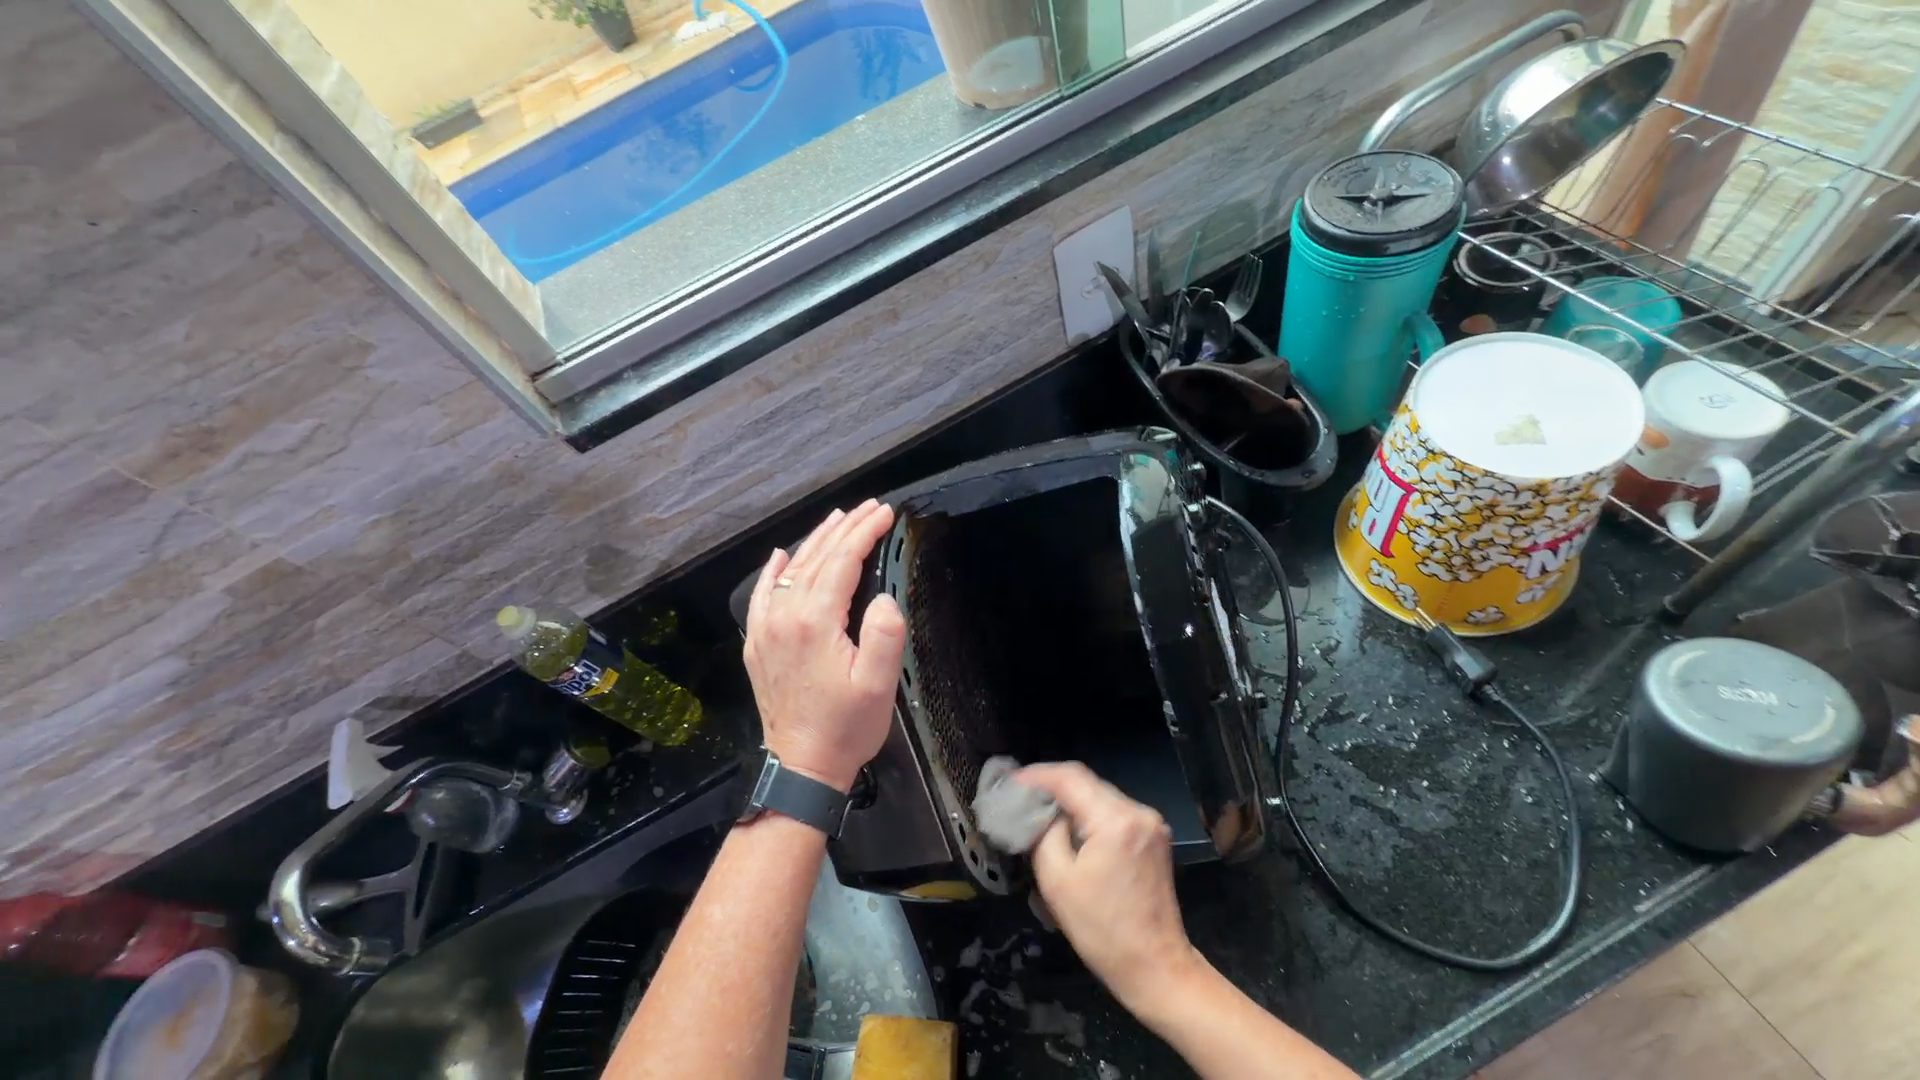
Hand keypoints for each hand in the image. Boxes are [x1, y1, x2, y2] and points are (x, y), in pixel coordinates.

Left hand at [744, 500, 905, 791]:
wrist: (801, 765)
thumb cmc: (847, 725)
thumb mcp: (878, 683)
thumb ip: (885, 633)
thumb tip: (883, 595)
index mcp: (815, 620)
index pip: (841, 561)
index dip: (864, 532)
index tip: (885, 512)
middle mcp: (784, 616)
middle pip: (816, 558)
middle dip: (844, 528)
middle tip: (869, 506)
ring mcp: (765, 629)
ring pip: (791, 570)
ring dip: (816, 541)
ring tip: (837, 518)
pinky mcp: (757, 644)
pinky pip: (762, 595)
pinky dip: (774, 571)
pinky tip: (783, 555)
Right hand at [1017, 762, 1206, 1010]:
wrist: (1155, 966)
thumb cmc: (1101, 929)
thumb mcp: (1057, 881)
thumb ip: (1044, 834)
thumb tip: (1040, 812)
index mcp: (1115, 820)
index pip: (1070, 778)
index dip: (1036, 775)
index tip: (1010, 782)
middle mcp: (1139, 812)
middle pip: (1088, 783)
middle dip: (1052, 787)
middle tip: (1020, 796)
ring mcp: (1152, 825)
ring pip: (1101, 796)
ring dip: (1071, 801)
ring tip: (1039, 811)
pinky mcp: (1154, 839)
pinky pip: (1115, 813)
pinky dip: (1090, 815)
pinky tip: (1070, 828)